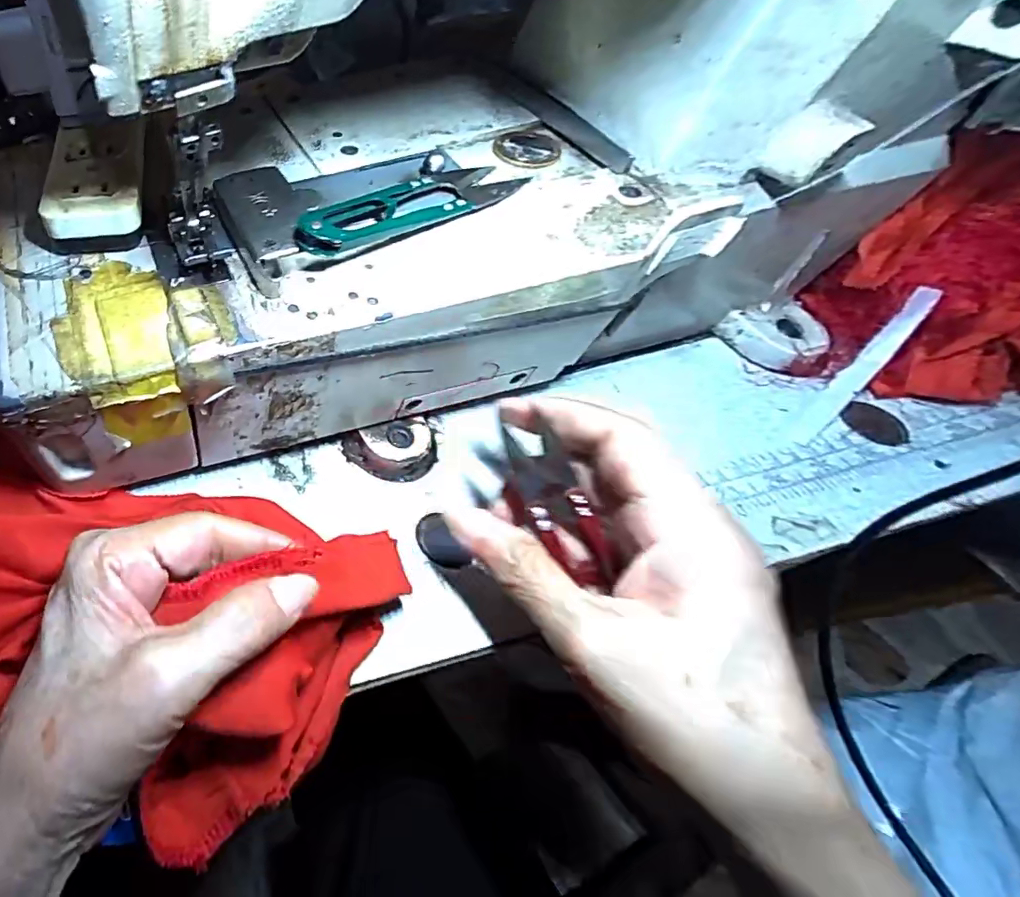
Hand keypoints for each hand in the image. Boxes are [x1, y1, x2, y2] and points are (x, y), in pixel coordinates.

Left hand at [0, 514, 317, 896]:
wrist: (33, 802)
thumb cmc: (85, 734)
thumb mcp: (168, 676)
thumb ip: (238, 624)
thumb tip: (302, 584)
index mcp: (109, 555)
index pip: (200, 530)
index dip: (263, 542)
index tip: (321, 561)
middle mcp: (112, 563)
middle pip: (201, 551)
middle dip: (259, 567)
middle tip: (318, 585)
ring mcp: (120, 598)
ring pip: (199, 581)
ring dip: (248, 595)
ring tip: (302, 606)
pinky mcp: (130, 631)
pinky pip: (190, 611)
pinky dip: (228, 620)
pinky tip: (262, 631)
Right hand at [445, 398, 912, 896]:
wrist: (760, 800)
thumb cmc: (689, 713)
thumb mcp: (590, 639)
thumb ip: (521, 570)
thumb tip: (455, 516)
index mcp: (692, 532)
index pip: (627, 441)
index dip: (563, 417)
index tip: (505, 415)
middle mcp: (690, 533)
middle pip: (616, 464)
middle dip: (549, 453)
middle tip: (490, 455)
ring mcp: (679, 560)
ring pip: (603, 501)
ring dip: (545, 498)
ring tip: (492, 509)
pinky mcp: (663, 585)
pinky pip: (602, 538)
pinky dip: (556, 533)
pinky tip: (520, 543)